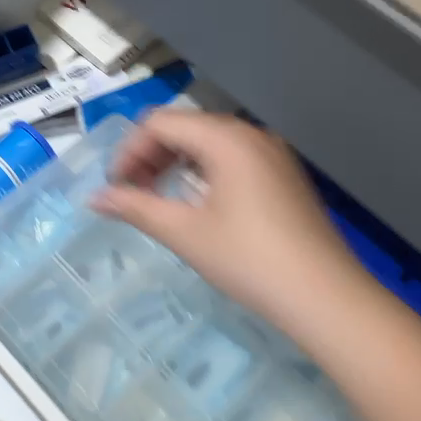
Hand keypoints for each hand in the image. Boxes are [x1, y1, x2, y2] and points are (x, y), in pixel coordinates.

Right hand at [91, 108, 364, 335]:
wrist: (326, 297)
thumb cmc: (249, 261)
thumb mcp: (184, 233)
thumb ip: (136, 207)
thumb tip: (94, 198)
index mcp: (226, 138)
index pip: (160, 123)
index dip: (129, 151)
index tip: (115, 188)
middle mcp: (251, 134)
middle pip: (185, 127)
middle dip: (150, 155)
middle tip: (131, 194)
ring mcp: (272, 154)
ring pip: (209, 143)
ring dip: (175, 164)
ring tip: (158, 201)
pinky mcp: (284, 175)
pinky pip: (232, 159)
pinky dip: (203, 172)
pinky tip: (197, 206)